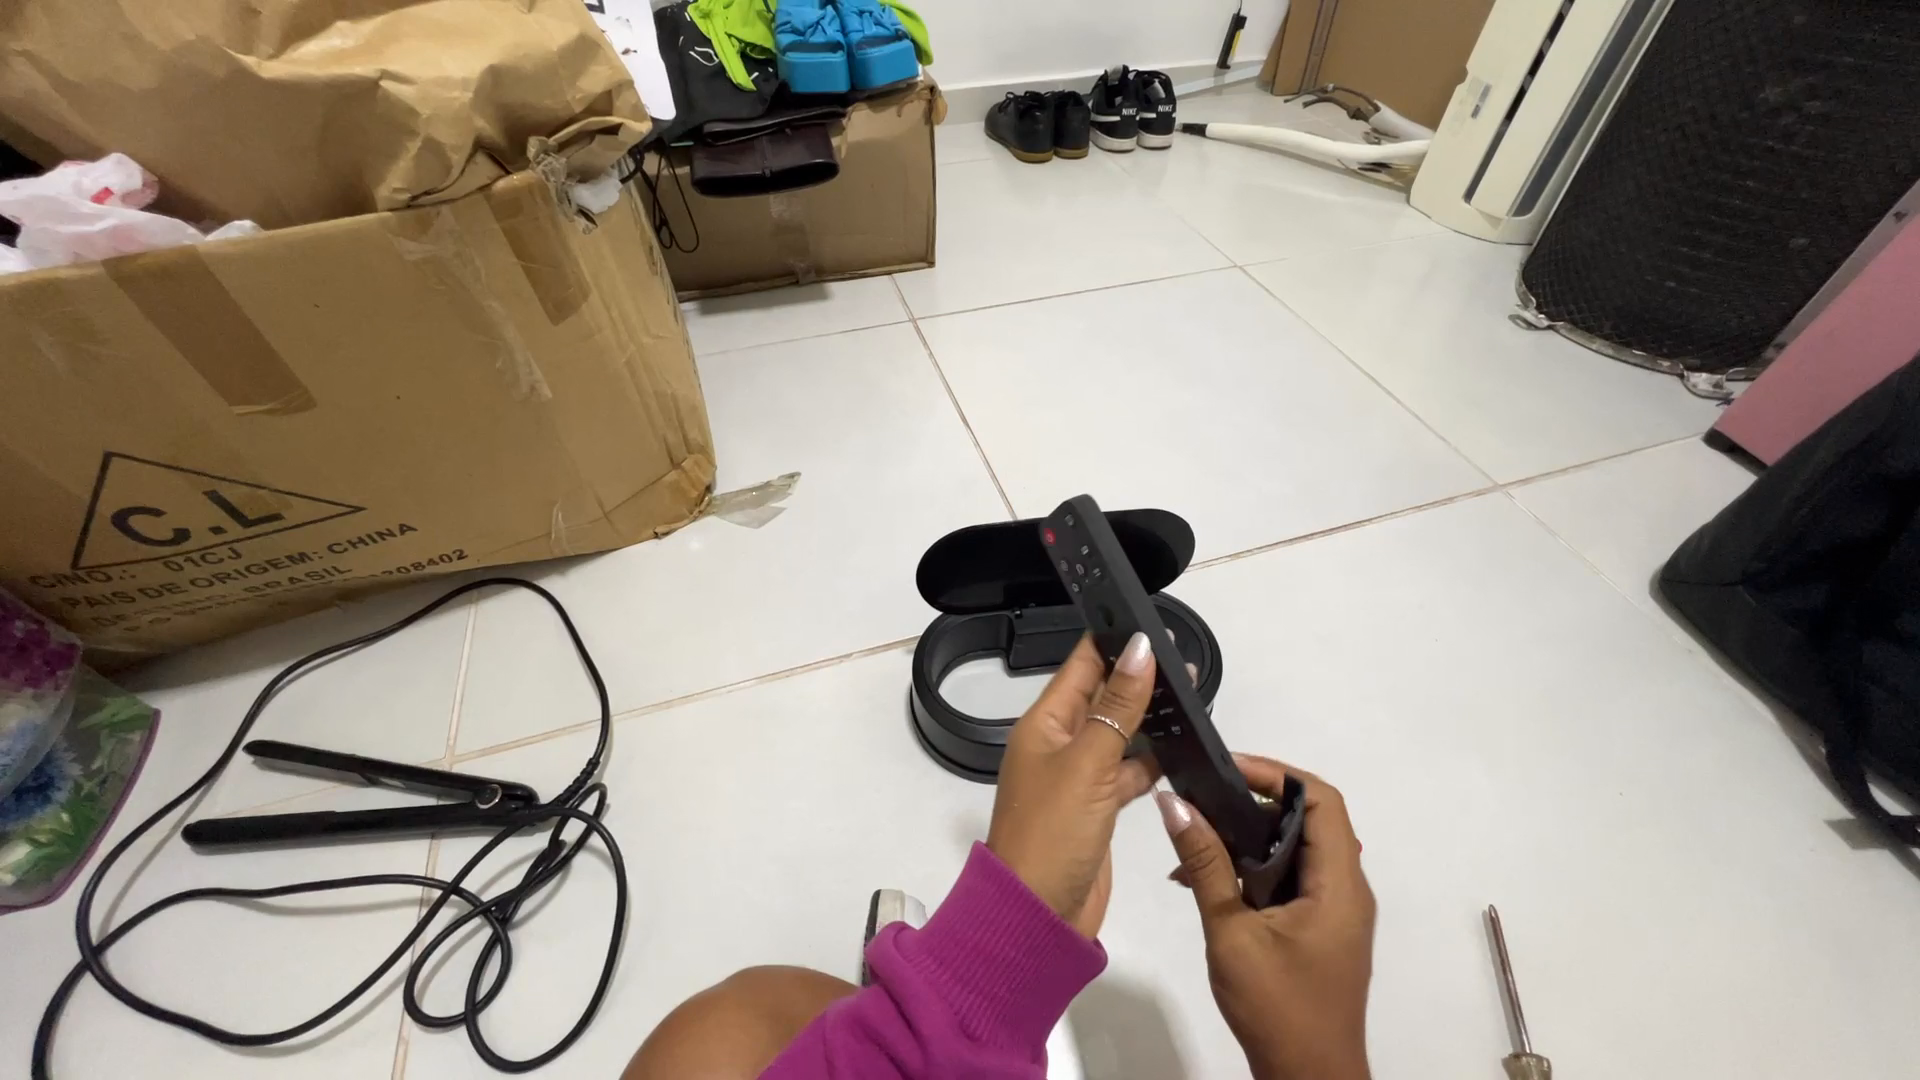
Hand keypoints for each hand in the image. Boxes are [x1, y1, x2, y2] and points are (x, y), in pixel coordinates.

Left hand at [987, 632, 1161, 937]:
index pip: (1080, 667)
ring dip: (1148, 719)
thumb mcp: (1087, 762)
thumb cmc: (1053, 830)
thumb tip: (1139, 647)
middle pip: (1101, 698)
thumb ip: (1118, 706)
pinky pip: (1127, 772)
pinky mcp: (1098, 807)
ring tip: (1190, 699)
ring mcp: (1078, 777)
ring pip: (1118, 734)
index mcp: (1044, 724)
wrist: (1038, 915)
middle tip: (1182, 661)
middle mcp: (1058, 744)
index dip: (1111, 642)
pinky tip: (1180, 752)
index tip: (1147, 622)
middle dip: (1137, 677)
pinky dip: (1150, 762)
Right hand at [1157, 754, 1375, 1079]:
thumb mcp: (1230, 930)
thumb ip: (1204, 863)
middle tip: (1202, 795)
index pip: (1322, 800)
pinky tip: (1202, 879)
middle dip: (1252, 800)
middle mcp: (1345, 889)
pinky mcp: (1317, 926)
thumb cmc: (1276, 1006)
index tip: (1226, 767)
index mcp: (1338, 885)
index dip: (1277, 773)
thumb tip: (1173, 802)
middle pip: (1307, 818)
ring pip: (1293, 847)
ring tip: (1194, 835)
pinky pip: (1286, 875)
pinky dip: (1249, 865)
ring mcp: (1332, 910)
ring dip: (1244, 835)